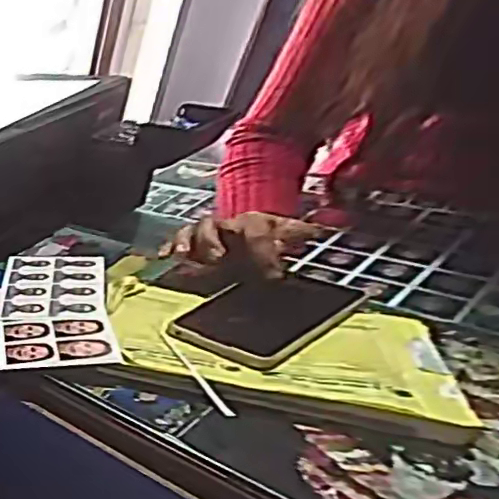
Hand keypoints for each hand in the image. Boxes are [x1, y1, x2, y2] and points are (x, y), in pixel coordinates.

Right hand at [157, 212, 324, 277]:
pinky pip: (173, 240)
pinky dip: (167, 248)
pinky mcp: (187, 241)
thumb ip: (308, 234)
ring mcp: (203, 232)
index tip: (271, 277)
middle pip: (212, 227)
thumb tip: (334, 232)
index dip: (263, 254)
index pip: (255, 233)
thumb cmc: (271, 233)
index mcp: (253, 221)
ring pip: (190, 232)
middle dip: (212, 243)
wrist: (250, 227)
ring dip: (186, 244)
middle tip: (217, 261)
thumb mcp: (295, 232)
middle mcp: (224, 224)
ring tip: (182, 257)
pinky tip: (164, 257)